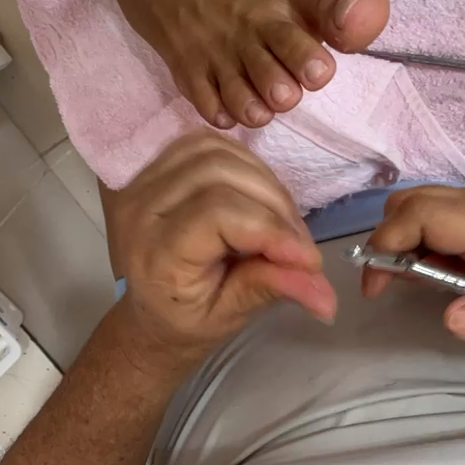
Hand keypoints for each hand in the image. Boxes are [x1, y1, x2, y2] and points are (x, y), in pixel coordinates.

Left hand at [108, 133, 336, 361]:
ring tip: (282, 223)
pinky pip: (206, 144)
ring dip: (263, 182)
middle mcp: (139, 209)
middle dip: (274, 206)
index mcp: (153, 254)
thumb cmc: (187, 320)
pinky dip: (243, 164)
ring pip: (216, 152)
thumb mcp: (229, 316)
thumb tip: (326, 295)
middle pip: (219, 174)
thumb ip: (270, 290)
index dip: (271, 229)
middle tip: (299, 244)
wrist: (150, 311)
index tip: (308, 260)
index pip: (217, 213)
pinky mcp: (154, 167)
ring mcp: (143, 182)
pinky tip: (259, 196)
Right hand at [363, 183, 464, 356]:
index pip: (423, 212)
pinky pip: (458, 211)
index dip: (386, 244)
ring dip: (411, 240)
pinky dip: (435, 237)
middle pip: (418, 200)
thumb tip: (453, 315)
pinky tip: (458, 274)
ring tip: (425, 287)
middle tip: (395, 289)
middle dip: (389, 240)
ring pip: (435, 204)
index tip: (378, 288)